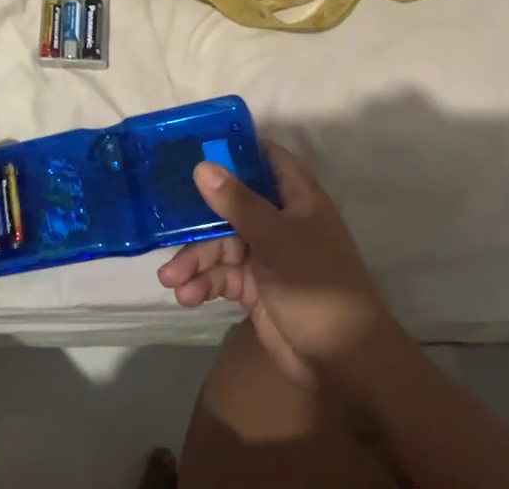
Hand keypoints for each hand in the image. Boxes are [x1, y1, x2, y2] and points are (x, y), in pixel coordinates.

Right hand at [156, 142, 407, 392]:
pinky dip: (202, 284)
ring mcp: (266, 257)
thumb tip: (201, 166)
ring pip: (219, 246)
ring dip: (193, 261)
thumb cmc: (318, 286)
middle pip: (229, 207)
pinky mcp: (254, 289)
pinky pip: (220, 277)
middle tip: (164, 231)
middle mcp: (280, 223)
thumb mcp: (276, 240)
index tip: (193, 145)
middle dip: (196, 223)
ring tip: (171, 281)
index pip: (266, 159)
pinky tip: (187, 296)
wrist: (344, 361)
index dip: (235, 149)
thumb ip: (237, 203)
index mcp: (297, 200)